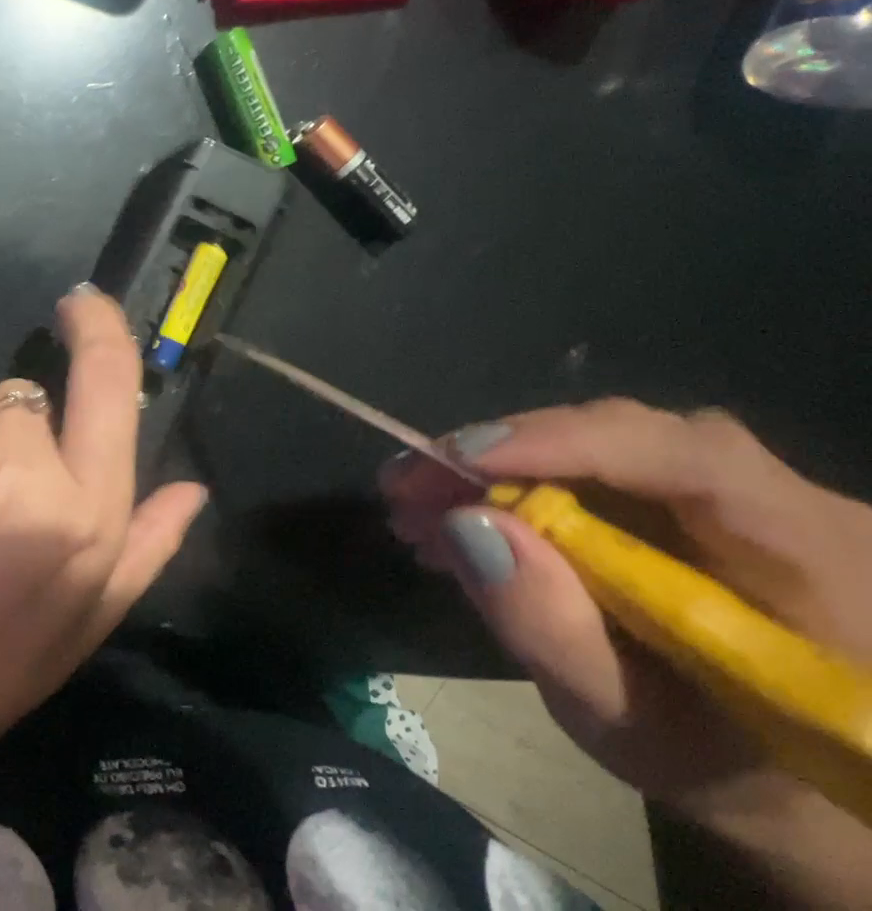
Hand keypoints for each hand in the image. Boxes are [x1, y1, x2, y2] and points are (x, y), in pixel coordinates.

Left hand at [0, 287, 207, 797]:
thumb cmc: (14, 652)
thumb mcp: (102, 609)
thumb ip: (152, 540)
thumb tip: (193, 487)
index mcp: (87, 507)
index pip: (105, 383)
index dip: (99, 328)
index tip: (80, 304)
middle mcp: (21, 473)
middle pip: (18, 391)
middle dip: (11, 425)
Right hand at [383, 398, 871, 803]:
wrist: (769, 775)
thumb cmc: (707, 762)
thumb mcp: (621, 719)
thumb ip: (552, 627)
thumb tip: (465, 523)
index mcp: (810, 559)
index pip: (692, 458)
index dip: (566, 443)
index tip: (456, 458)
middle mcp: (787, 502)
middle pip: (632, 437)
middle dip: (505, 453)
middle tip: (404, 486)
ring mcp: (741, 493)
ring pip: (602, 446)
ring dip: (497, 470)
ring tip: (414, 511)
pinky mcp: (694, 499)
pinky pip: (597, 469)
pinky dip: (517, 485)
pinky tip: (460, 521)